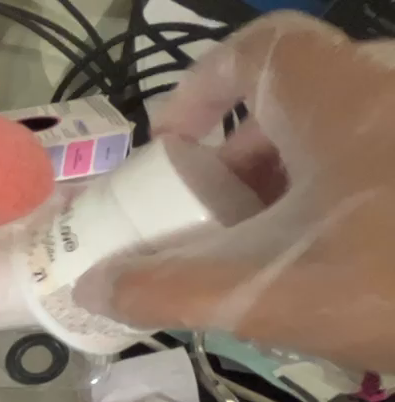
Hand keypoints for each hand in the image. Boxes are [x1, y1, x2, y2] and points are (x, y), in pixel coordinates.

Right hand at [73, 13, 394, 371]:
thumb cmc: (390, 283)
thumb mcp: (253, 295)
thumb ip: (155, 290)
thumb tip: (92, 287)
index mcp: (346, 104)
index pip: (261, 49)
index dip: (199, 89)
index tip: (169, 150)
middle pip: (297, 99)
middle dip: (235, 157)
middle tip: (210, 217)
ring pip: (343, 129)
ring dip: (285, 180)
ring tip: (262, 245)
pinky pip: (377, 159)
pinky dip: (336, 193)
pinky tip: (326, 252)